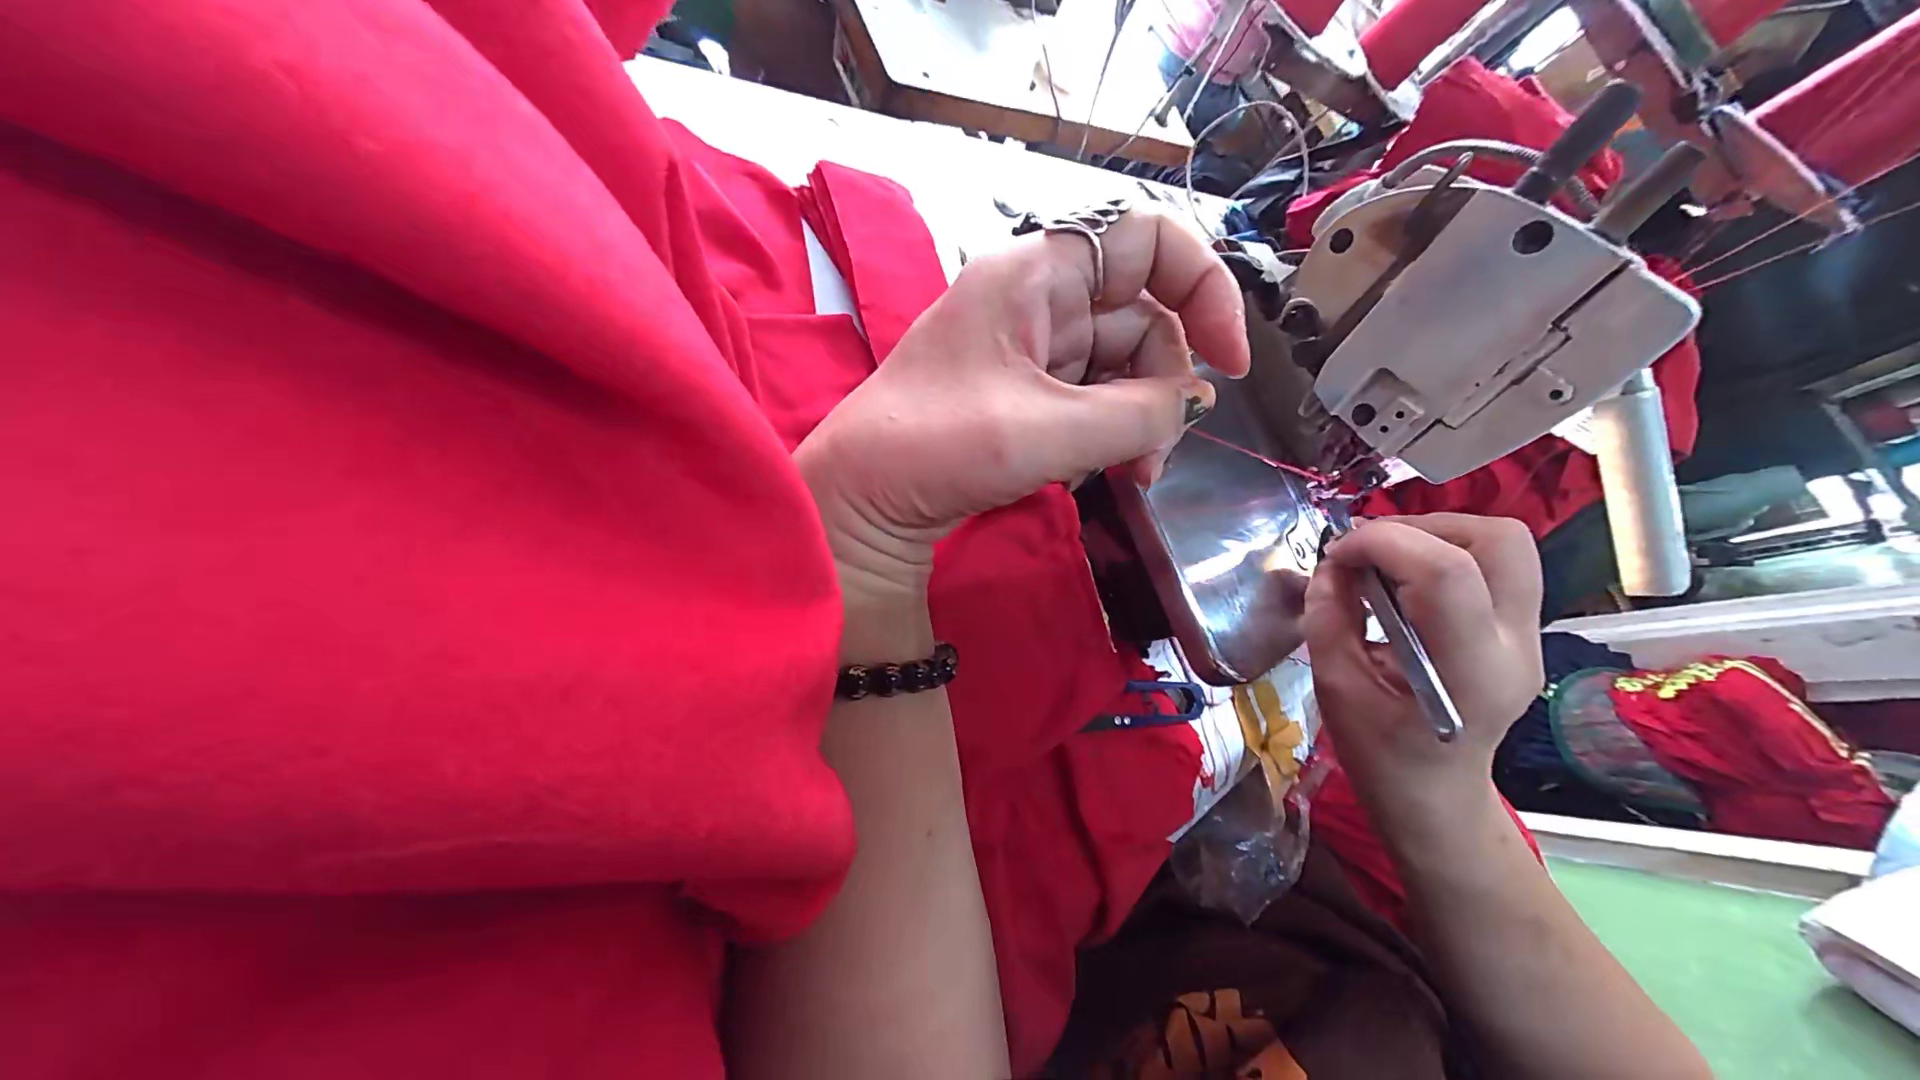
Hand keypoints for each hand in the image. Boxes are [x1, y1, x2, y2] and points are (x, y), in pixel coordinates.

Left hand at [794, 205, 1250, 602]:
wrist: (863, 500)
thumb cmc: (934, 447)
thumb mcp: (1047, 429)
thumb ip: (1140, 412)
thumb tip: (1191, 403)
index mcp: (1035, 273)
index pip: (1151, 240)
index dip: (1205, 288)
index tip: (1228, 361)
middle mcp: (1037, 298)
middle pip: (1144, 316)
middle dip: (1165, 384)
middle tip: (1159, 449)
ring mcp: (1030, 347)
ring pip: (1122, 364)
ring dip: (1141, 418)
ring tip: (1133, 473)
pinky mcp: (1025, 391)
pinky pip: (1092, 396)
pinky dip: (1111, 432)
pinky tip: (1103, 471)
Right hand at [1302, 514, 1544, 831]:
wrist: (1434, 796)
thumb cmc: (1379, 752)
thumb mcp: (1336, 685)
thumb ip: (1330, 616)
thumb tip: (1332, 565)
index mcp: (1469, 670)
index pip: (1446, 571)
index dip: (1382, 542)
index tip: (1336, 555)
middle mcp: (1513, 645)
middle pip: (1498, 541)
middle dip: (1422, 527)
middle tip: (1369, 549)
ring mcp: (1526, 637)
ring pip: (1502, 545)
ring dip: (1434, 536)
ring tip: (1383, 559)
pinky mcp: (1517, 631)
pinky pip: (1492, 567)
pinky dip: (1441, 554)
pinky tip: (1401, 580)